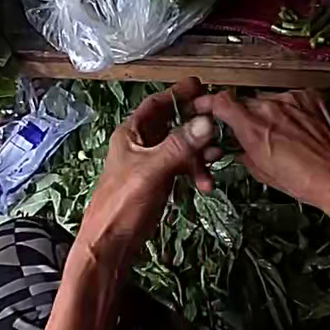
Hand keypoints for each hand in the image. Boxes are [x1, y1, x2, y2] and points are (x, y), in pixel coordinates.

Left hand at [77, 77, 220, 270]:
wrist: (109, 245)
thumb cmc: (123, 202)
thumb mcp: (152, 170)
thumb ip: (180, 145)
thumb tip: (208, 121)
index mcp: (131, 134)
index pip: (156, 104)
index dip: (177, 92)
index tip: (201, 84)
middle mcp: (140, 144)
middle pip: (172, 123)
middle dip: (196, 123)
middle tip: (220, 121)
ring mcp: (151, 163)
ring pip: (181, 146)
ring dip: (199, 151)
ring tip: (216, 158)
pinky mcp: (159, 181)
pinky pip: (182, 167)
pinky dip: (195, 171)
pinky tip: (206, 184)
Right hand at [191, 88, 329, 230]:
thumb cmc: (302, 180)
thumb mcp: (261, 171)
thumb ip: (243, 151)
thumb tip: (238, 145)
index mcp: (253, 127)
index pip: (220, 101)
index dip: (210, 103)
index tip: (205, 107)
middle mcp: (269, 107)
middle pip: (245, 101)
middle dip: (244, 114)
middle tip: (253, 131)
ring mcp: (291, 99)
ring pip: (268, 100)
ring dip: (269, 113)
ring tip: (282, 133)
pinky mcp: (309, 97)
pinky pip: (290, 99)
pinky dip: (289, 110)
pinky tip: (298, 127)